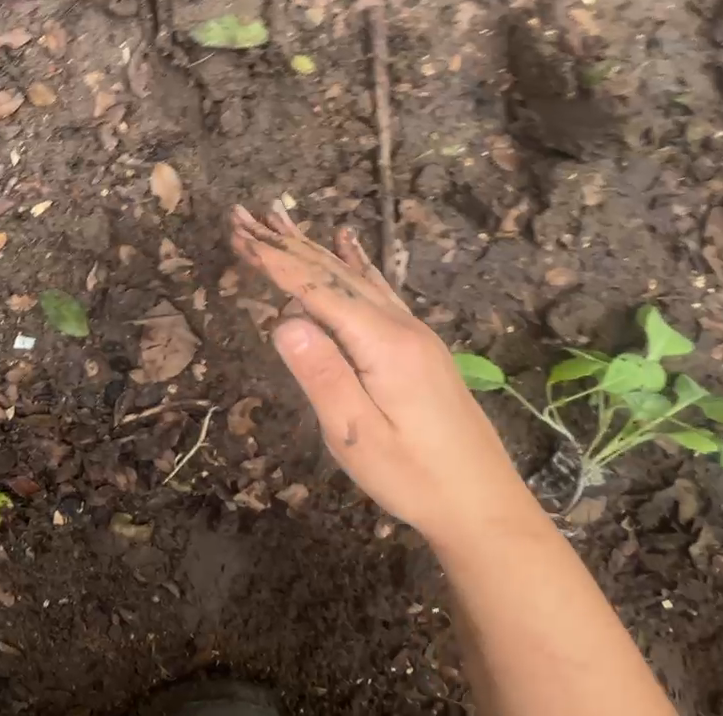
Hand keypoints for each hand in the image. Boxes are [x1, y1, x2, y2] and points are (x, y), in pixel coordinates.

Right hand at [230, 204, 539, 546]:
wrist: (485, 508)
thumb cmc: (413, 477)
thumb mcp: (356, 436)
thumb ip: (322, 375)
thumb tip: (283, 320)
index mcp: (383, 344)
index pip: (316, 290)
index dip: (273, 262)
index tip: (237, 235)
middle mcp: (400, 326)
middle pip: (332, 273)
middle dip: (282, 243)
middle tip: (240, 215)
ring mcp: (412, 333)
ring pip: (352, 275)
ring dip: (309, 246)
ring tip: (276, 218)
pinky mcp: (417, 345)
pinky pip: (377, 288)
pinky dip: (353, 261)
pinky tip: (345, 242)